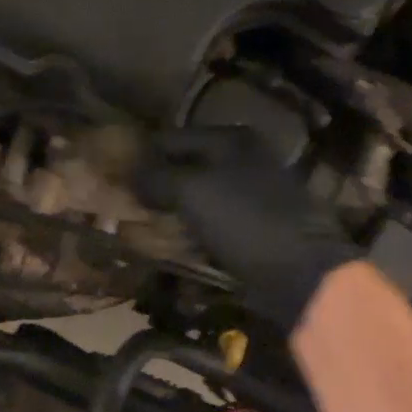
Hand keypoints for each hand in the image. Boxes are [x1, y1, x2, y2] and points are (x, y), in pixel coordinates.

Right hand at [138, 127, 361, 329]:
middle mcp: (244, 162)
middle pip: (187, 170)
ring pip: (199, 201)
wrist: (299, 271)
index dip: (141, 156)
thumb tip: (128, 172)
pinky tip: (172, 249)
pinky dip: (192, 236)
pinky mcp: (256, 231)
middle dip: (156, 188)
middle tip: (122, 206)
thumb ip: (157, 178)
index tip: (111, 175)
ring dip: (172, 215)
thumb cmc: (245, 221)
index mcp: (231, 141)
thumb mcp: (193, 192)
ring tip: (140, 230)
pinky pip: (213, 228)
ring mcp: (252, 197)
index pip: (172, 139)